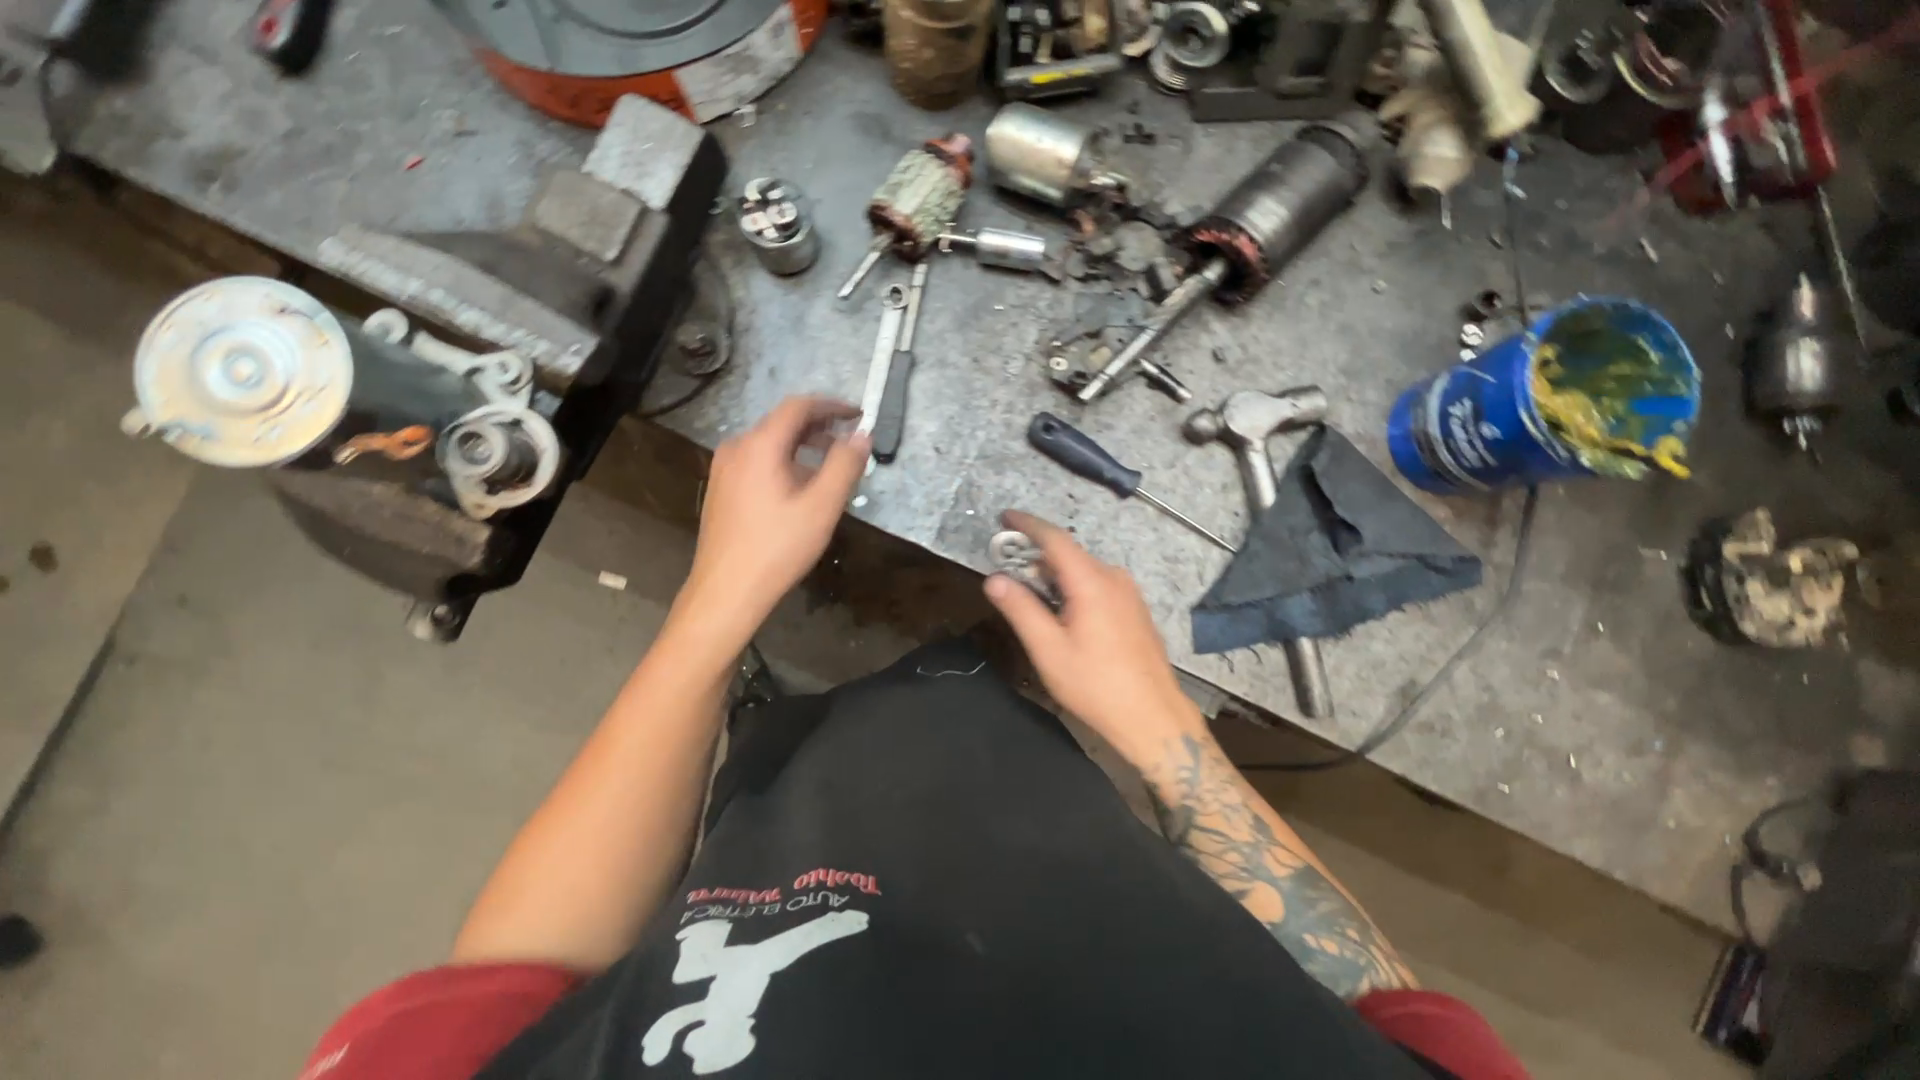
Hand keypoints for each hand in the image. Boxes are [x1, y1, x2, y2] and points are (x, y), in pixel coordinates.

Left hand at [682, 396, 869, 630]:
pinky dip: (783, 463)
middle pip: (782, 423)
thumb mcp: (822, 507)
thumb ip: (845, 465)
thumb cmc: (778, 548)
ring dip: (802, 448)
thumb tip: (862, 435)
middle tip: (849, 444)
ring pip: (769, 443)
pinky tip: (798, 491)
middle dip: (819, 428)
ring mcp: (723, 469)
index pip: (798, 406)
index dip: (832, 406)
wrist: (726, 590)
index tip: (858, 415)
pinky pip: (756, 462)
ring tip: (829, 471)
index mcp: (759, 445)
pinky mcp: (721, 489)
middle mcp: (736, 448)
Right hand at [983, 510, 1206, 762]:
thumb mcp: (1048, 649)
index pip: (1055, 538)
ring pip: (1084, 571)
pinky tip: (1062, 615)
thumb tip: (994, 578)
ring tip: (1031, 598)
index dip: (1027, 524)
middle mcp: (1114, 578)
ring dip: (1055, 576)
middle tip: (1007, 570)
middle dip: (1036, 556)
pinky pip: (1098, 585)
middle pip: (1069, 554)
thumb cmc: (1095, 684)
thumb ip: (1020, 609)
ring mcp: (1129, 593)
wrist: (1151, 716)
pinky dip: (1074, 588)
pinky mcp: (1135, 610)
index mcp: (1091, 581)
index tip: (1004, 517)